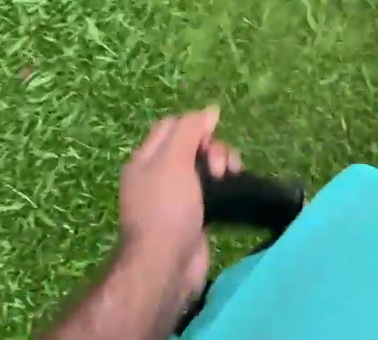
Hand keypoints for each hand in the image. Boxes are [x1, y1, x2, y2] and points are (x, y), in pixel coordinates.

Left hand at [117, 108, 241, 299]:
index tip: (210, 135)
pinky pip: (212, 188)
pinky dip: (224, 185)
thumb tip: (210, 111)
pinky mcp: (194, 214)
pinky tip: (232, 189)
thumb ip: (190, 128)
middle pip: (192, 144)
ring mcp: (176, 196)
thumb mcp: (173, 158)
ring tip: (230, 177)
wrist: (166, 266)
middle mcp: (158, 175)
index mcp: (145, 158)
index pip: (171, 126)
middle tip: (220, 166)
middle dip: (212, 147)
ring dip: (222, 163)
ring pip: (205, 166)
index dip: (194, 124)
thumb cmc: (166, 207)